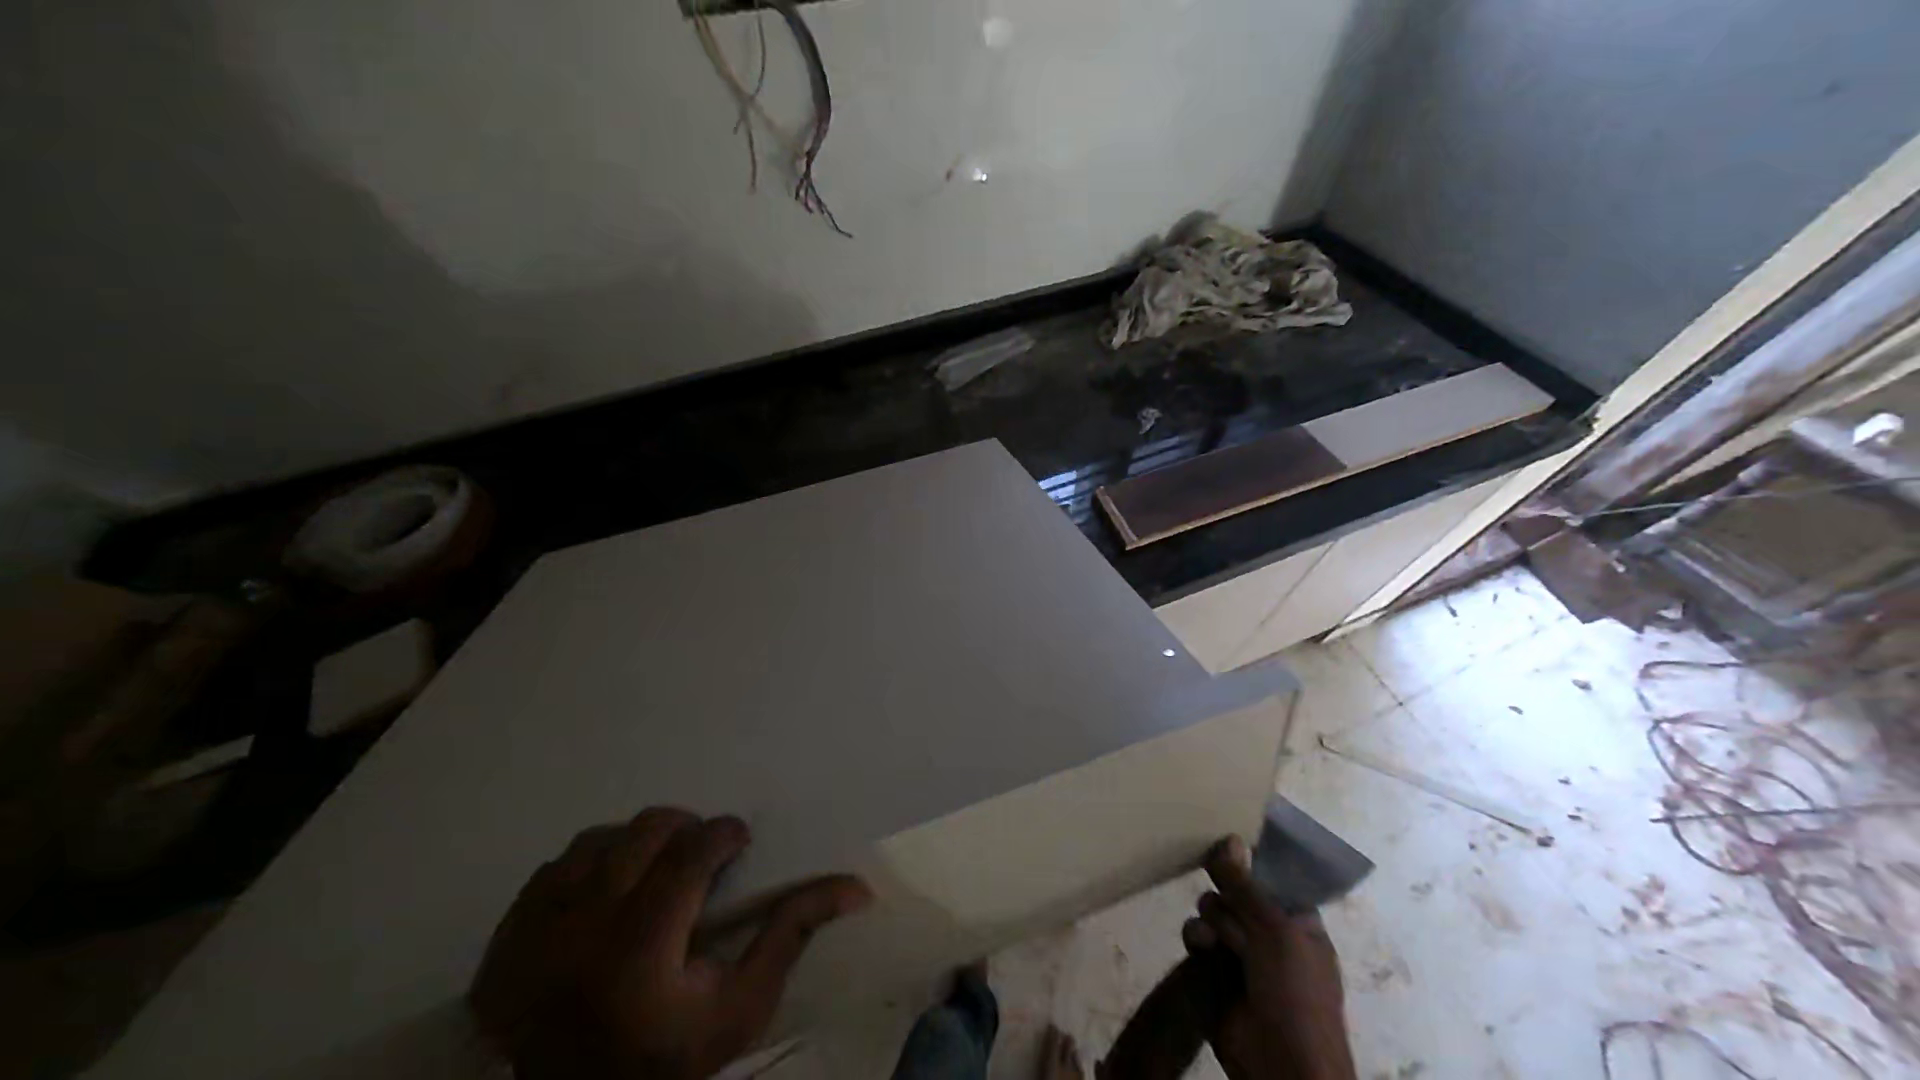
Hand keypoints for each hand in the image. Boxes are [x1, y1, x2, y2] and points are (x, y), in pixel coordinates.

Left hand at [469, 808, 871, 1079]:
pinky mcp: (506, 936)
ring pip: (597, 839)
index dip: (722, 833)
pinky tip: (606, 892)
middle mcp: (581, 926)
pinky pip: (556, 866)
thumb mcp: (741, 1009)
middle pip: (643, 832)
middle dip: (684, 828)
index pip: (689, 854)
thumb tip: (855, 886)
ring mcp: (535, 929)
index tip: (738, 839)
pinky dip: (590, 864)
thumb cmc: (664, 1061)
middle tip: (702, 852)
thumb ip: (789, 936)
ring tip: (655, 868)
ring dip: (636, 841)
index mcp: (641, 948)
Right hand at [1181, 837, 1355, 1079]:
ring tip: (1213, 939)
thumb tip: (1227, 837)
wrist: (1282, 1067)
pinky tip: (1199, 947)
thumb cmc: (1295, 994)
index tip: (1225, 846)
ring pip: (1213, 913)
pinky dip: (1196, 939)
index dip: (1248, 863)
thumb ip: (1246, 885)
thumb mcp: (1276, 932)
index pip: (1270, 878)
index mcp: (1297, 921)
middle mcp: (1269, 932)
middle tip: (1230, 910)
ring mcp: (1242, 954)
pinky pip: (1197, 939)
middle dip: (1227, 898)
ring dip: (1211, 920)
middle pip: (1235, 891)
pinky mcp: (1214, 972)